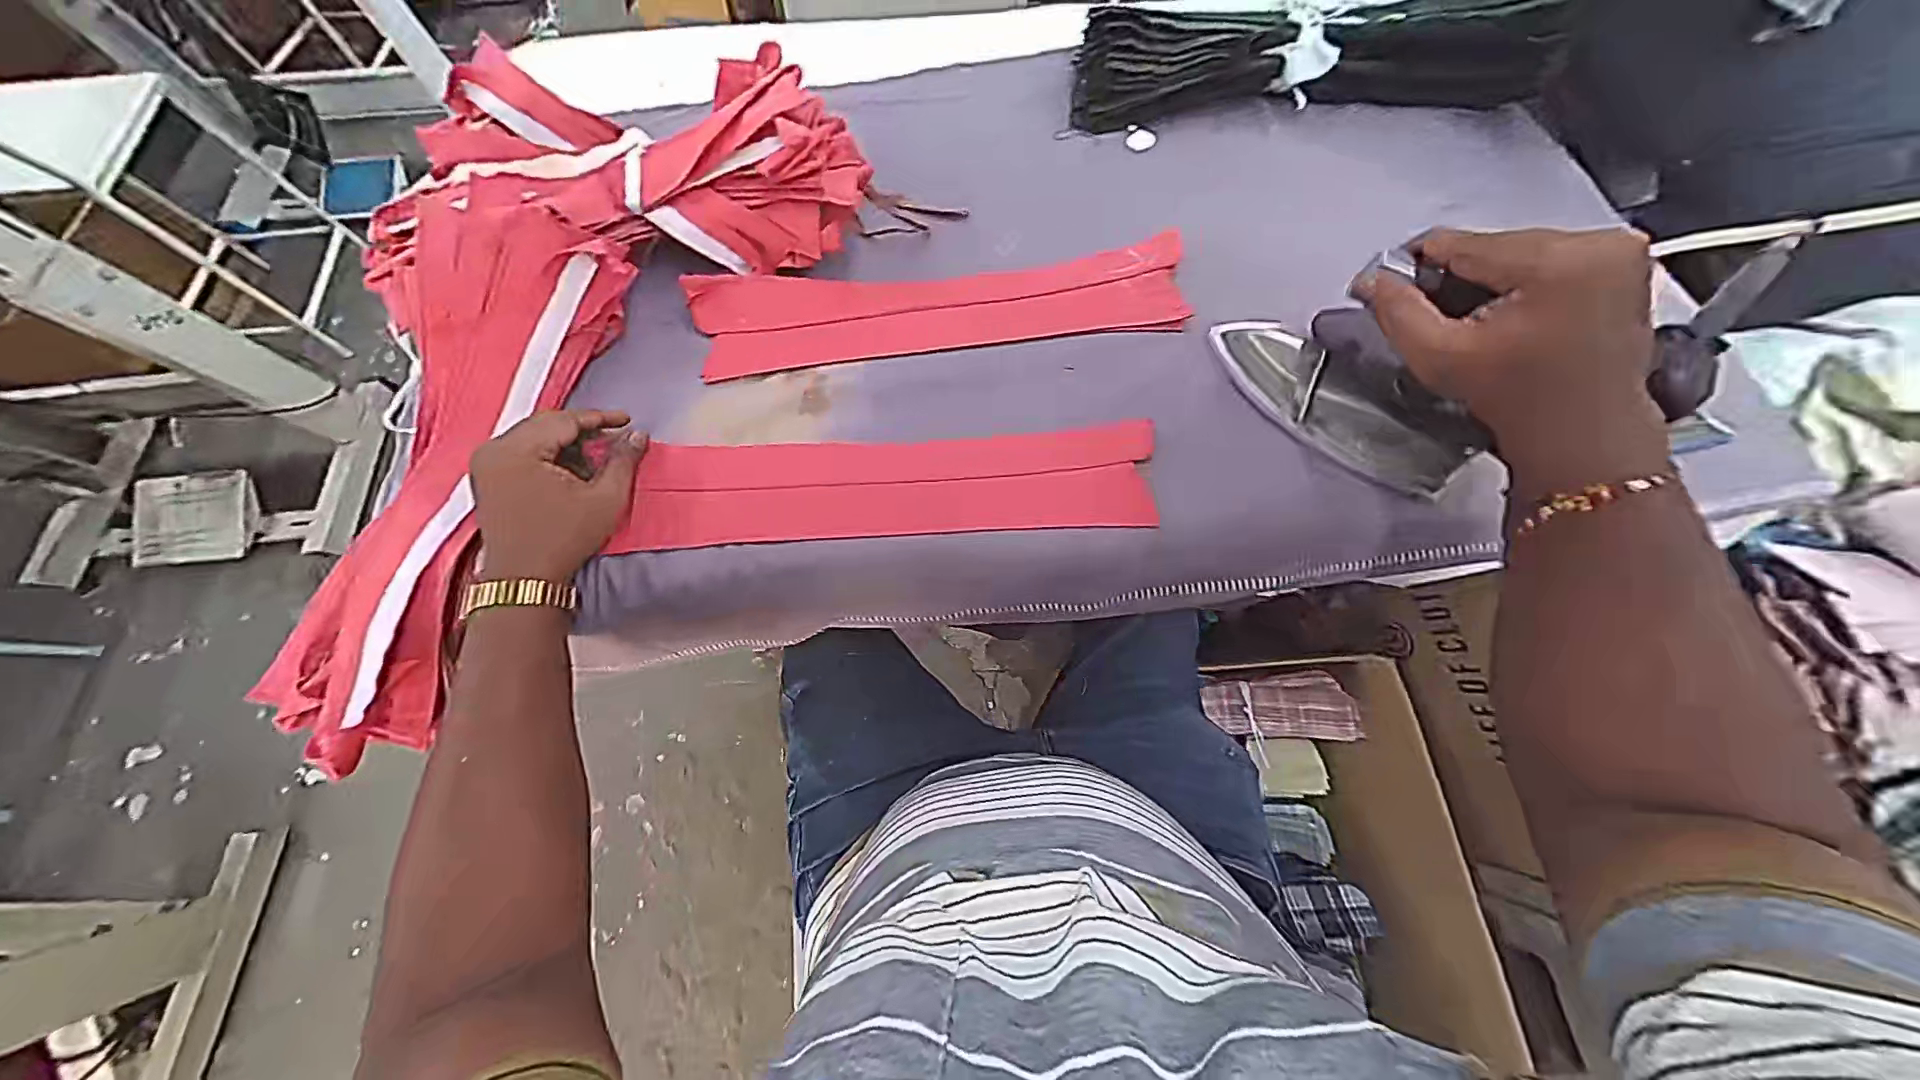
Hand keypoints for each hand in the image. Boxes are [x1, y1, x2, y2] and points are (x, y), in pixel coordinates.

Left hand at [469, 409, 646, 581]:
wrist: (524, 577)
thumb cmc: (564, 538)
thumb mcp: (605, 499)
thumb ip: (623, 462)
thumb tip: (637, 436)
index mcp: (517, 450)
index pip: (563, 420)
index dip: (599, 418)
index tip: (626, 421)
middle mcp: (493, 449)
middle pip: (545, 425)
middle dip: (583, 430)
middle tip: (615, 440)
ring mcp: (486, 463)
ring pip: (534, 437)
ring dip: (567, 443)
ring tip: (596, 459)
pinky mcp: (487, 477)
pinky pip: (522, 452)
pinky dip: (549, 455)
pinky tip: (572, 471)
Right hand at [1352, 227, 1669, 494]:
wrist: (1582, 432)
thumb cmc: (1523, 402)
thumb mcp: (1439, 356)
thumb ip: (1397, 311)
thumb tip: (1373, 279)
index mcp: (1558, 261)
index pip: (1461, 242)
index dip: (1417, 267)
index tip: (1395, 290)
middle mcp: (1599, 244)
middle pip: (1490, 244)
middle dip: (1457, 279)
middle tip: (1445, 324)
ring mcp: (1617, 252)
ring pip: (1516, 250)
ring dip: (1487, 281)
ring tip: (1480, 326)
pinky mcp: (1622, 263)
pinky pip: (1548, 258)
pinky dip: (1519, 284)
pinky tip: (1510, 320)